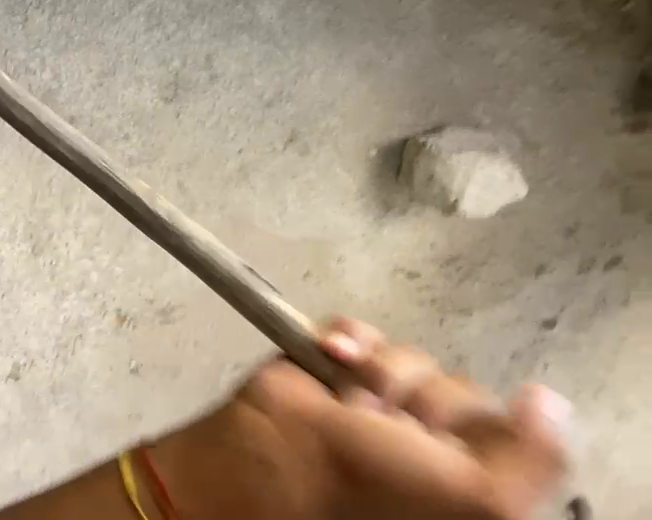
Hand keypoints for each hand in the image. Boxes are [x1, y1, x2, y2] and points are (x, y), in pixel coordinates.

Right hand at [152, 319, 569, 519]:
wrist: (283, 452)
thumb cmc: (382, 486)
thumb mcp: (484, 498)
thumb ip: (535, 457)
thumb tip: (547, 397)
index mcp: (471, 470)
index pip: (506, 425)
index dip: (480, 429)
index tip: (446, 448)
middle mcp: (430, 435)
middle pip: (456, 387)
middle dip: (423, 402)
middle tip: (390, 426)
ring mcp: (378, 396)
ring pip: (406, 356)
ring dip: (379, 374)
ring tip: (352, 401)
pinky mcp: (330, 361)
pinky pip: (357, 330)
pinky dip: (345, 337)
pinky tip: (332, 354)